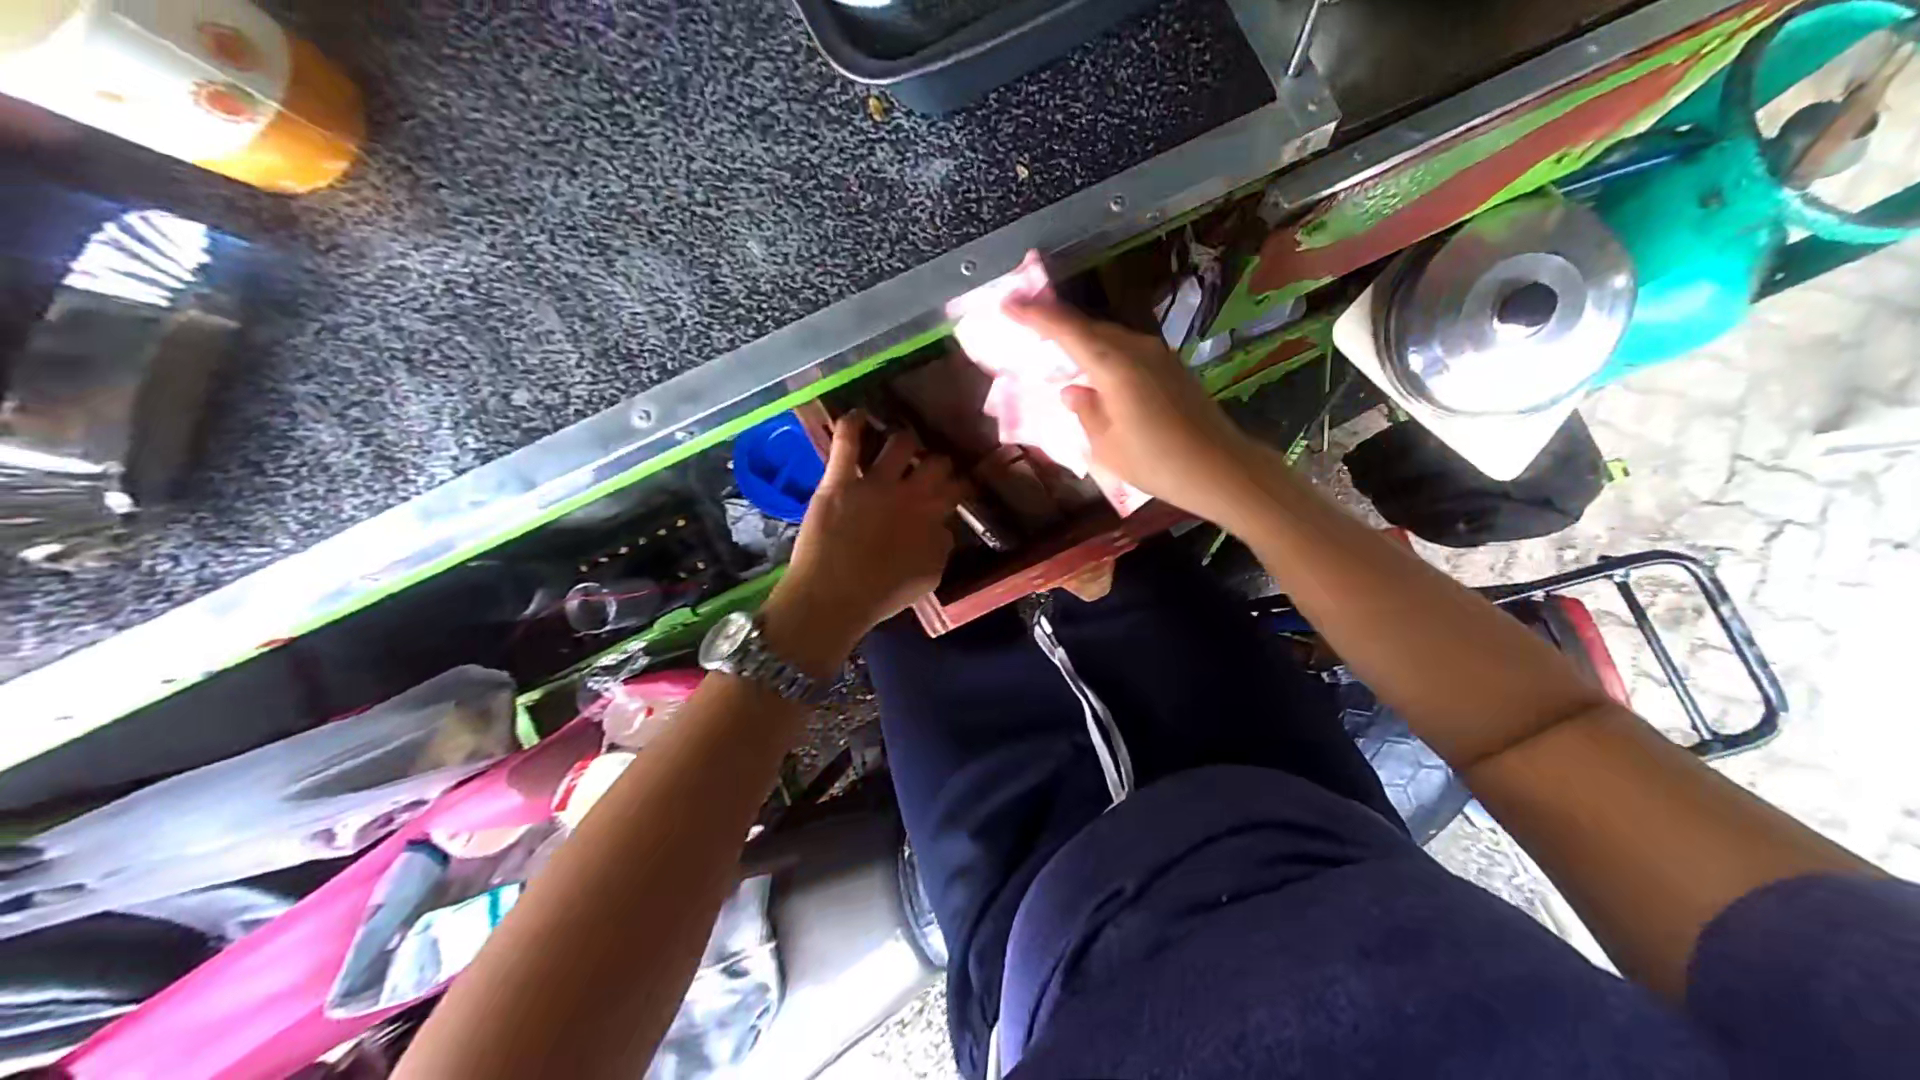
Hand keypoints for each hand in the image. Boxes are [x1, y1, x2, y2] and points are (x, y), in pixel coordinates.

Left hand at [761, 412, 965, 673]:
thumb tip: (943, 527)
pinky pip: (846, 442)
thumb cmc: (883, 595)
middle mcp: (908, 493)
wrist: (833, 597)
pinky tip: (858, 414)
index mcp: (932, 517)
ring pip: (900, 444)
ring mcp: (873, 483)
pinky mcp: (838, 480)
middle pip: (935, 462)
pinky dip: (852, 423)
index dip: (963, 483)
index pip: (957, 489)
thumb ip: (941, 546)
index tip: (963, 483)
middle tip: (933, 466)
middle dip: (938, 461)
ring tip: (903, 444)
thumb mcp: (929, 577)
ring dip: (905, 442)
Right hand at [1006, 301, 1258, 523]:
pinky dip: (1104, 353)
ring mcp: (1158, 356)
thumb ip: (1085, 412)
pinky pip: (1127, 351)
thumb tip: (1073, 390)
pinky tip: (1095, 370)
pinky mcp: (1171, 368)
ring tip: (1056, 346)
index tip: (1007, 303)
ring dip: (1082, 339)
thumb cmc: (1156, 462)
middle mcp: (1136, 350)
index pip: (1066, 330)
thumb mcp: (1106, 446)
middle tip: (1026, 322)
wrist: (1221, 469)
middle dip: (1056, 323)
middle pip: (1089, 328)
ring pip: (1110, 337)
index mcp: (1113, 366)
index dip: (1035, 315)